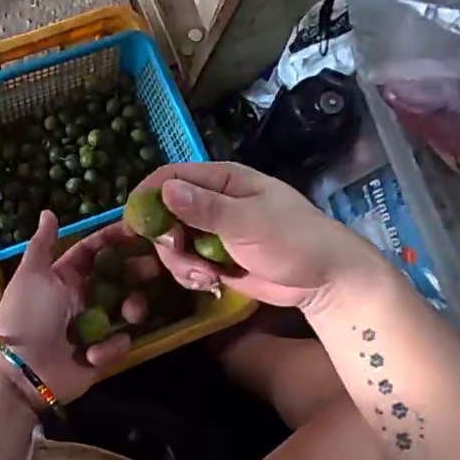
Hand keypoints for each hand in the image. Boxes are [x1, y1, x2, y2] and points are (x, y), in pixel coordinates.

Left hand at [0, 211, 128, 402]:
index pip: (94, 251)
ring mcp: (94, 326)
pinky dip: (109, 347)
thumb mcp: (31, 274)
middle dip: (135, 272)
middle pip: (117, 277)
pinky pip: (120, 342)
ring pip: (126, 308)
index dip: (113, 239)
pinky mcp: (102, 353)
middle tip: (154, 268)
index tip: (137, 230)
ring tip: (131, 312)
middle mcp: (82, 298)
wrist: (22, 371)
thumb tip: (49, 212)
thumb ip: (42, 243)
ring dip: (132, 307)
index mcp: (64, 277)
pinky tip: (91, 354)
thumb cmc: (26, 316)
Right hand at [133, 162, 378, 310]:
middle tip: (182, 255)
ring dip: (180, 263)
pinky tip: (212, 283)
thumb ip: (206, 208)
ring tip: (207, 276)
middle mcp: (211, 201)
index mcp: (221, 180)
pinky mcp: (214, 258)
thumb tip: (165, 190)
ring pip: (172, 243)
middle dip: (168, 240)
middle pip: (164, 213)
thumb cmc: (293, 240)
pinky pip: (185, 263)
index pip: (170, 177)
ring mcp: (212, 231)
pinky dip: (191, 275)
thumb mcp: (249, 222)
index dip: (148, 197)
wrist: (325, 280)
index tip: (134, 225)